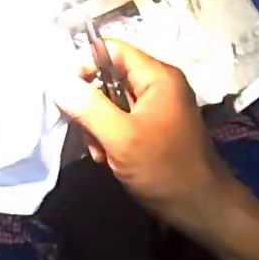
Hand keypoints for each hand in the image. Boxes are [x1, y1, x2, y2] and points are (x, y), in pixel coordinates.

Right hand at [48, 39, 252, 240]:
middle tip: (87, 132)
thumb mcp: (121, 137)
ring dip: (98, 125)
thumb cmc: (164, 169)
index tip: (66, 92)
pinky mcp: (153, 127)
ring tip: (101, 152)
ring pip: (111, 101)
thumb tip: (56, 80)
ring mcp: (157, 107)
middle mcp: (158, 84)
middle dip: (91, 104)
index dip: (84, 64)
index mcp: (157, 76)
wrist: (202, 210)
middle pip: (108, 76)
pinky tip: (109, 158)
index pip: (111, 49)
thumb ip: (88, 106)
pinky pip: (121, 120)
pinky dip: (110, 136)